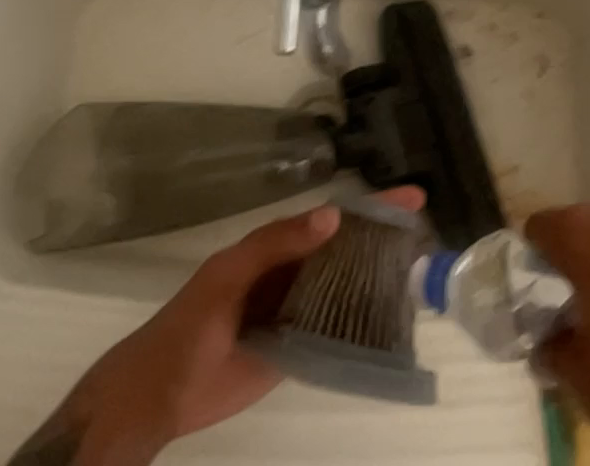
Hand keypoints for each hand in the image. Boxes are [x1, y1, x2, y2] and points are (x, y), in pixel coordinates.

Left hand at [12, 187, 426, 465]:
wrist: (162, 391)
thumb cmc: (191, 323)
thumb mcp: (229, 275)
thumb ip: (276, 244)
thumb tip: (333, 216)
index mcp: (274, 248)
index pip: (330, 219)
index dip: (369, 207)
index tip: (411, 197)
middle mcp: (291, 274)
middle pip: (344, 251)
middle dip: (383, 239)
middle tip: (427, 236)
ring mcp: (297, 311)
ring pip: (345, 287)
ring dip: (379, 279)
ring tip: (421, 275)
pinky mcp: (300, 348)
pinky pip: (338, 328)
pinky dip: (364, 321)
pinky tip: (393, 321)